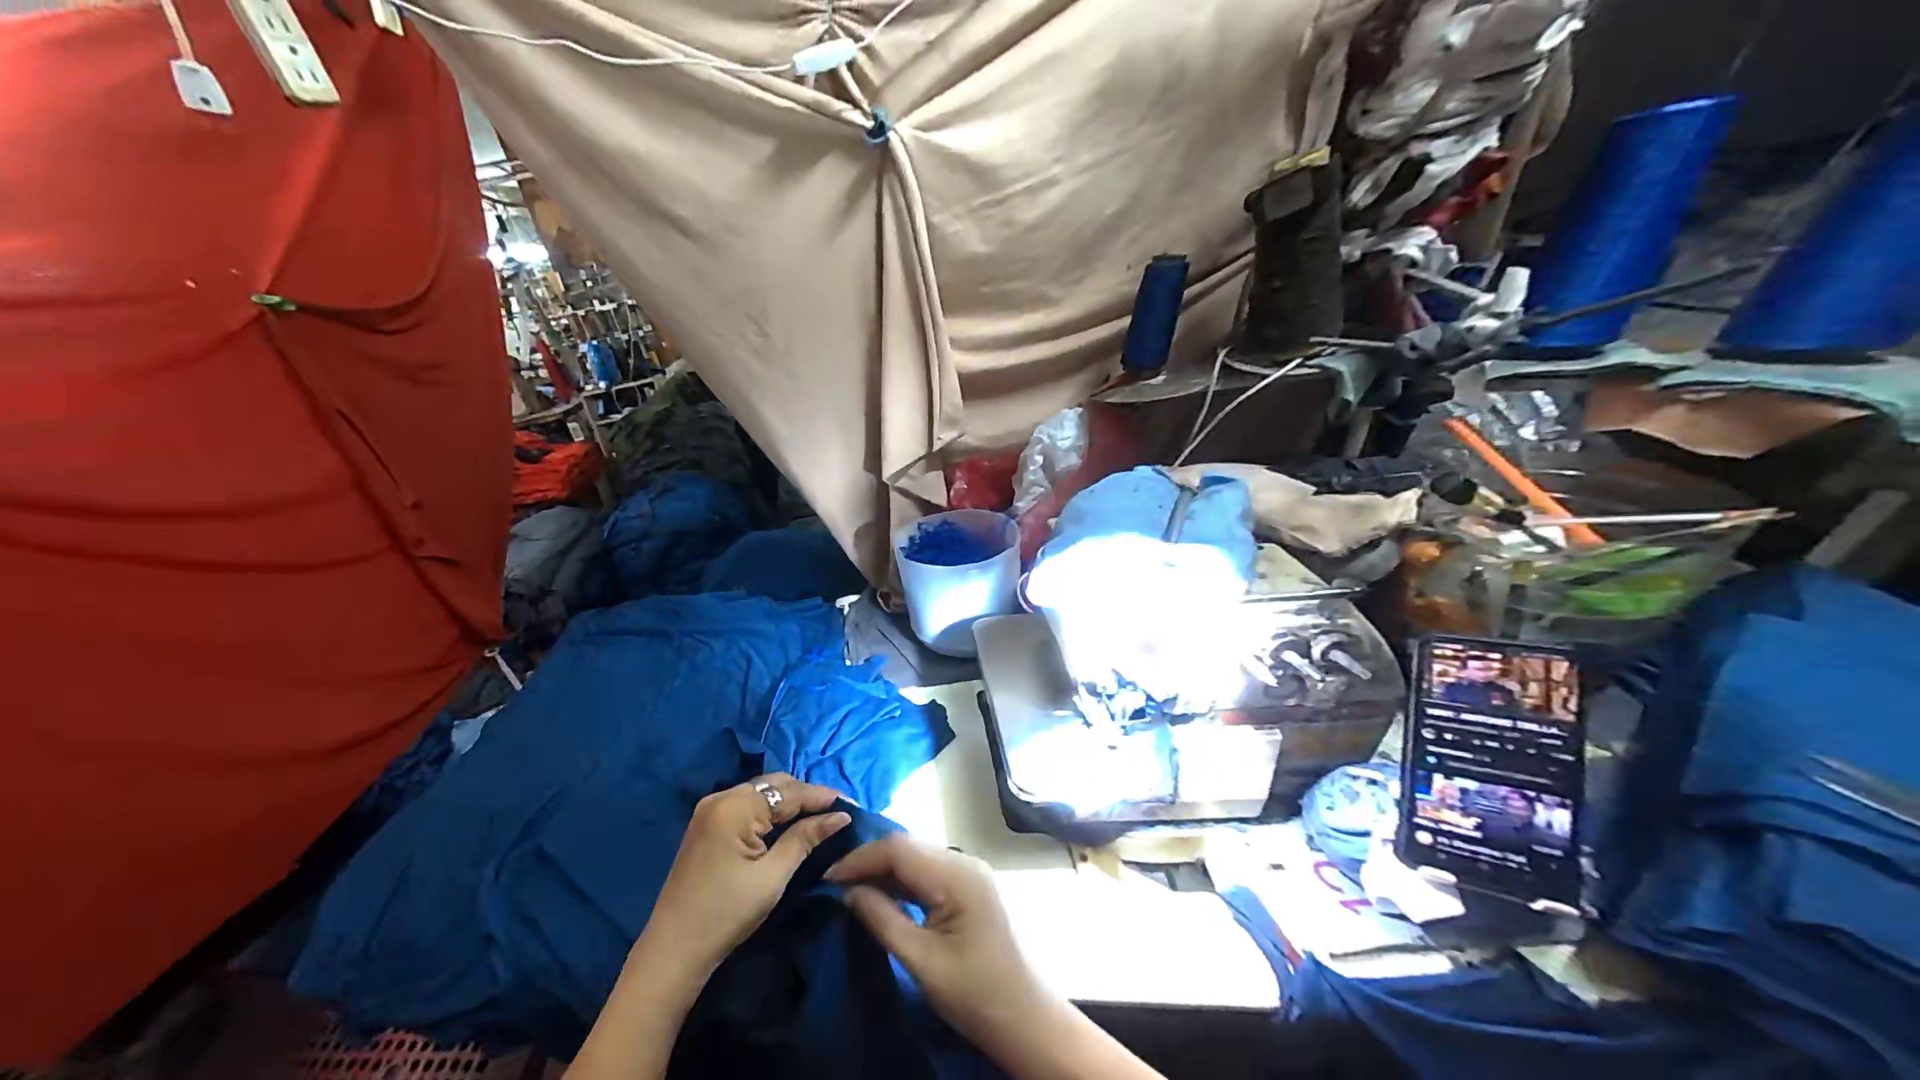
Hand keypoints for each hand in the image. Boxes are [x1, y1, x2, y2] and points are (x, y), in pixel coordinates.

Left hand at [639, 772, 851, 977]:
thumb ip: (805, 838)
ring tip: (819, 814)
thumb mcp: (773, 876)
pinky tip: (788, 822)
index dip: (822, 796)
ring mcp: (710, 810)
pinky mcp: (706, 825)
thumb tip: (840, 816)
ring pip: (761, 792)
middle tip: (836, 811)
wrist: (673, 950)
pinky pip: (747, 804)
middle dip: (806, 795)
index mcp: (735, 807)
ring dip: (789, 801)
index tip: (852, 804)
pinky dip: (770, 810)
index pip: (789, 792)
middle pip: (774, 785)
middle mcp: (720, 798)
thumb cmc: (727, 914)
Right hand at [825, 834, 1050, 1050]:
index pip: (898, 849)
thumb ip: (883, 919)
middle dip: (868, 862)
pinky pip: (927, 871)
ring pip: (916, 857)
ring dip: (883, 870)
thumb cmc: (975, 993)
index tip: (827, 879)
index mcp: (957, 875)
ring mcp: (969, 872)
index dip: (860, 858)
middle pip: (907, 848)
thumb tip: (848, 892)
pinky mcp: (968, 886)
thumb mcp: (921, 960)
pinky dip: (901, 880)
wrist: (1025, 1016)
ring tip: (849, 890)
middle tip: (833, 885)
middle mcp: (964, 862)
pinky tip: (880, 895)